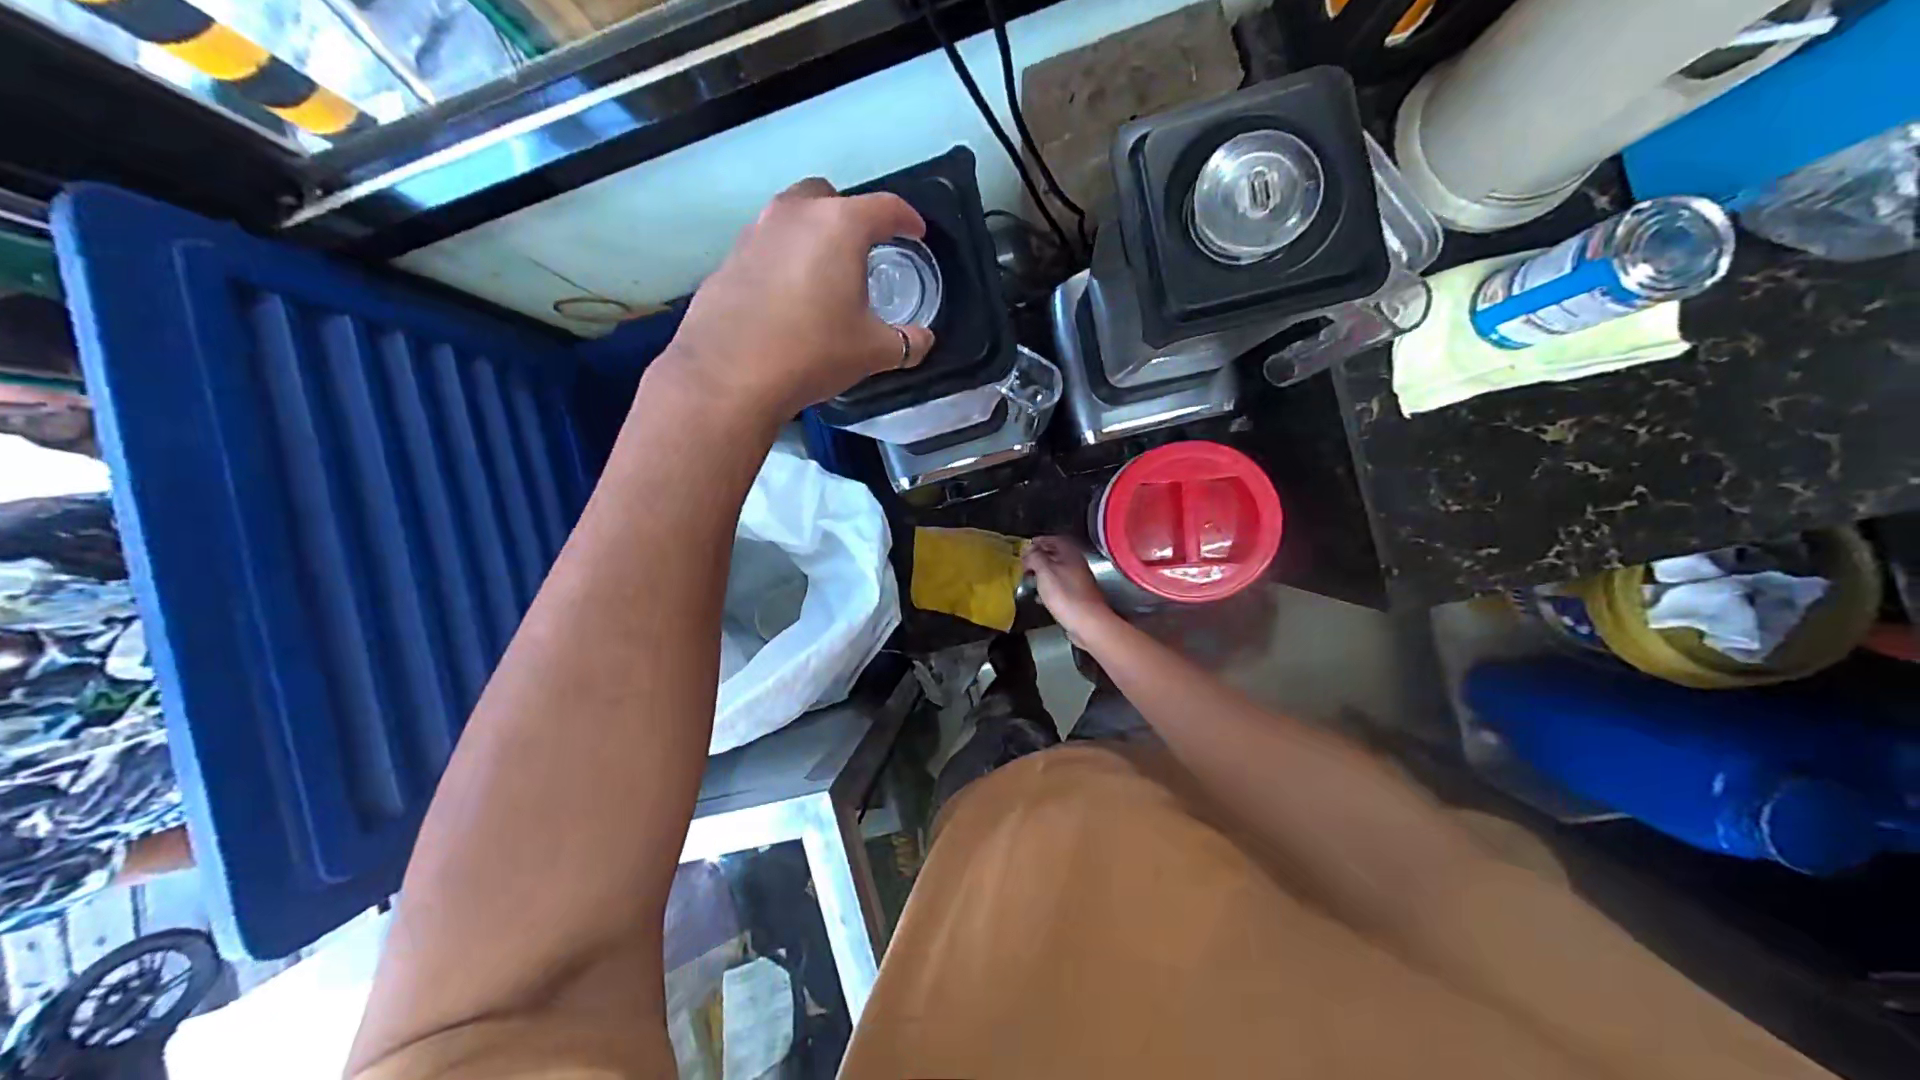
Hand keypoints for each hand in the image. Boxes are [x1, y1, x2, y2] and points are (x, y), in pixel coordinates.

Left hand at [660, 178, 937, 422]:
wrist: (729, 375)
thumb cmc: (813, 351)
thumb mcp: (873, 352)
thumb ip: (906, 343)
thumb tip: (922, 342)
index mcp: (839, 226)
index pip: (885, 207)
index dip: (907, 219)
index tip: (916, 232)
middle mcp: (794, 215)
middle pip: (828, 197)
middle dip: (850, 216)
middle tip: (862, 250)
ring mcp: (754, 233)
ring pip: (791, 218)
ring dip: (811, 236)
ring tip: (822, 275)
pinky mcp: (728, 260)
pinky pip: (765, 248)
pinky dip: (782, 261)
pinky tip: (786, 298)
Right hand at [1023, 537, 1115, 638]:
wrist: (1088, 622)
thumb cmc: (1065, 594)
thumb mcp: (1045, 571)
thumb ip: (1035, 557)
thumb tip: (1028, 549)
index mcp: (1070, 554)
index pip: (1054, 539)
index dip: (1039, 541)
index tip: (1026, 547)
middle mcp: (1076, 564)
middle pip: (1055, 555)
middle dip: (1039, 557)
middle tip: (1024, 563)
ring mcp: (1078, 581)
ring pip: (1057, 571)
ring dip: (1042, 573)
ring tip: (1028, 578)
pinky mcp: (1077, 596)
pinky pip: (1059, 586)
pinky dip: (1048, 587)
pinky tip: (1039, 596)